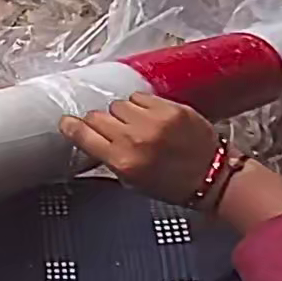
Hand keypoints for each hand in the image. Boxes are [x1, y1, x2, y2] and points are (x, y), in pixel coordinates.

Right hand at [58, 92, 219, 202]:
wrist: (214, 177)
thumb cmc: (170, 184)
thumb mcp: (131, 180)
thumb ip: (108, 157)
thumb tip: (86, 135)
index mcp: (122, 161)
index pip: (82, 134)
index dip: (70, 126)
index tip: (67, 123)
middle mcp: (134, 139)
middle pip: (96, 116)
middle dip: (100, 122)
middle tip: (113, 130)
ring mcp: (154, 121)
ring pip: (117, 104)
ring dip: (121, 113)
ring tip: (136, 124)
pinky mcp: (171, 108)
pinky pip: (139, 97)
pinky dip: (140, 105)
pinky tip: (150, 117)